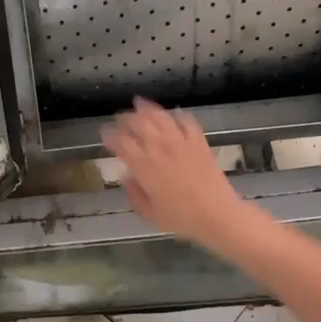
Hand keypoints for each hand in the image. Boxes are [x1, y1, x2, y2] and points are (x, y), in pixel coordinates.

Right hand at [101, 98, 254, 245]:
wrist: (216, 214)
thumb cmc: (180, 218)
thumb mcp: (149, 213)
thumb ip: (134, 194)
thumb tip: (127, 177)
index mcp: (143, 165)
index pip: (120, 142)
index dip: (109, 135)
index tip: (104, 132)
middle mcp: (159, 148)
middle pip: (138, 123)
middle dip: (126, 117)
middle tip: (120, 117)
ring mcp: (180, 142)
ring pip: (160, 117)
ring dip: (148, 108)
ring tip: (140, 103)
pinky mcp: (199, 141)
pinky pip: (186, 121)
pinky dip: (177, 115)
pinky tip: (173, 114)